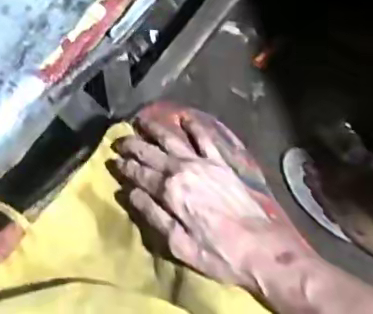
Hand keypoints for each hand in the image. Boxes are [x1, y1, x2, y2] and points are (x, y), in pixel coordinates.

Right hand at [112, 113, 316, 294]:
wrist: (259, 247)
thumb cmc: (217, 253)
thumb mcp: (179, 245)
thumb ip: (153, 216)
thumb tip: (130, 195)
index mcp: (170, 191)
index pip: (140, 174)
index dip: (124, 166)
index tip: (112, 160)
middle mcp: (182, 168)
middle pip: (152, 152)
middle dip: (133, 144)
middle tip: (119, 139)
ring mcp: (203, 161)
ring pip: (173, 138)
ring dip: (155, 128)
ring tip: (141, 120)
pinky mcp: (221, 161)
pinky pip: (204, 137)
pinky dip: (193, 126)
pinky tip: (185, 118)